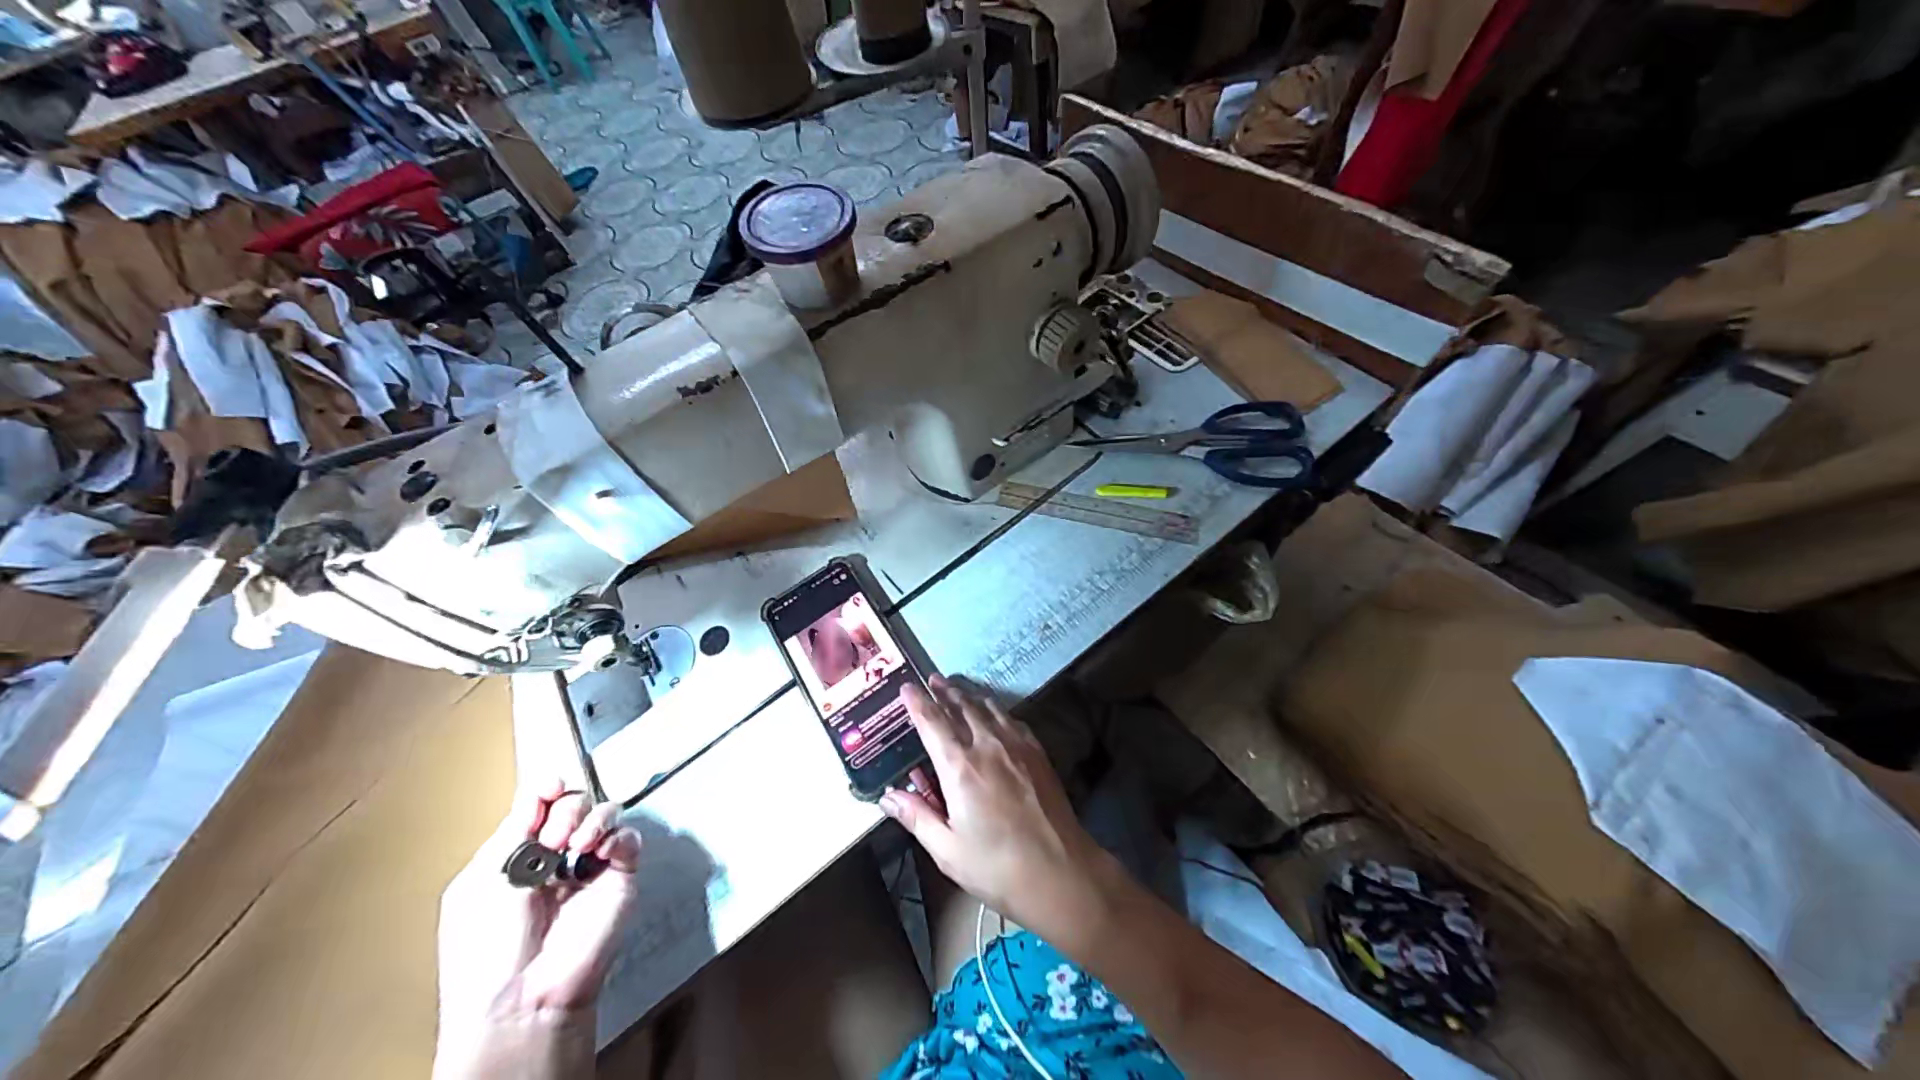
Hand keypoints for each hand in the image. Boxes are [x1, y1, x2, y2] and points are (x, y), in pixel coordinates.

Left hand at [433, 782, 641, 1079]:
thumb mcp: (480, 884)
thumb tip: (539, 790)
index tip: (551, 788)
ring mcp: (590, 865)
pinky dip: (618, 837)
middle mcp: (556, 855)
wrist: (522, 995)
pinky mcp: (620, 877)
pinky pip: (630, 840)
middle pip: (575, 802)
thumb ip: (511, 833)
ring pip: (606, 813)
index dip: (548, 790)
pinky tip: (598, 853)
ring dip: (591, 819)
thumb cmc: (487, 950)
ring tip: (575, 844)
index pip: (542, 805)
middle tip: (553, 836)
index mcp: (518, 855)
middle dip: (566, 809)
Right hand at [881, 678, 1120, 941]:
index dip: (917, 702)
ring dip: (970, 696)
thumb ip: (917, 817)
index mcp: (960, 768)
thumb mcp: (947, 850)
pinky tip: (995, 715)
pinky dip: (997, 711)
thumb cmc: (998, 867)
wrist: (1061, 872)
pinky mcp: (1038, 754)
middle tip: (933, 680)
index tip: (907, 687)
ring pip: (989, 708)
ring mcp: (1017, 747)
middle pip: (962, 706)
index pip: (932, 723)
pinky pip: (1013, 721)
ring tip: (958, 691)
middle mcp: (988, 747)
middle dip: (945, 691)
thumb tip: (888, 796)